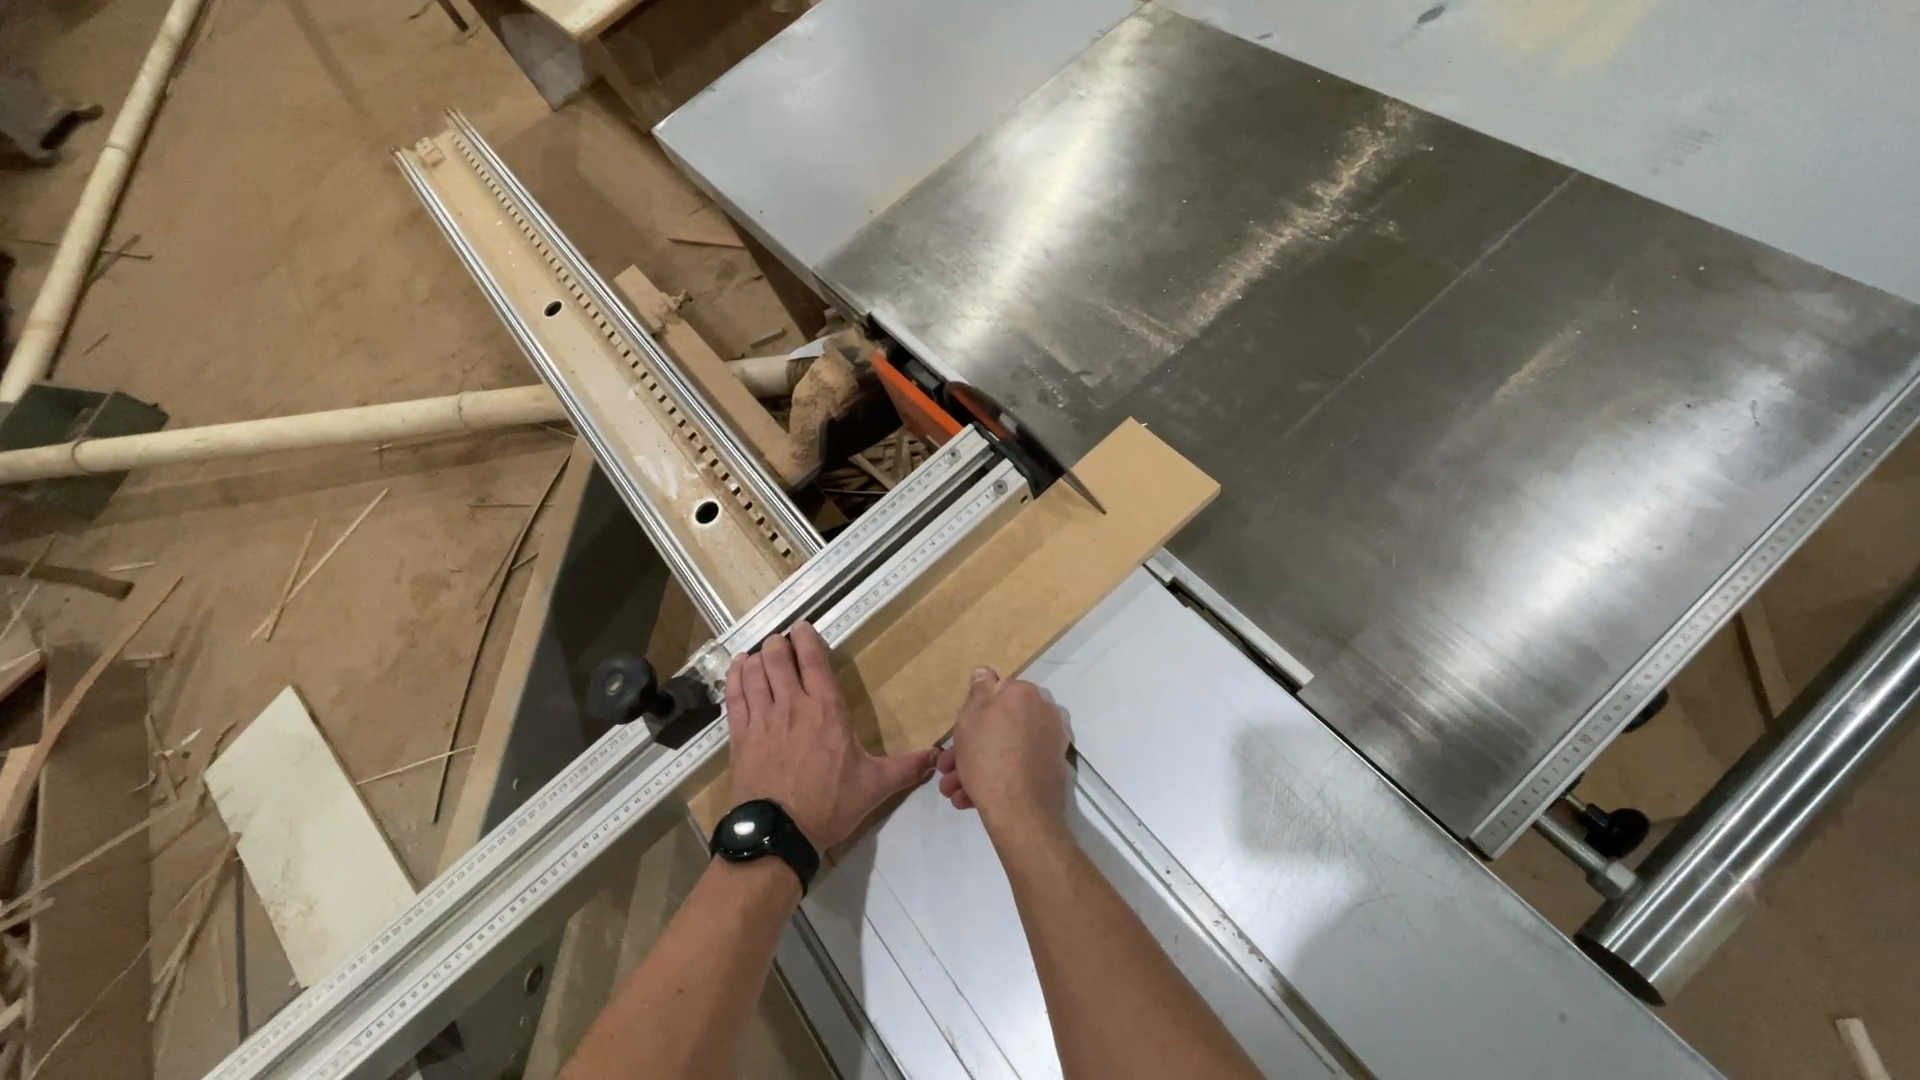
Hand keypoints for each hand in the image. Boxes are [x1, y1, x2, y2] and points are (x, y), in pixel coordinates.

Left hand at [724, 622, 936, 849]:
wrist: (779, 833)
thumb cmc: (830, 805)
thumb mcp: (875, 785)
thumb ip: (906, 767)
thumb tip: (938, 756)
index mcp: (826, 709)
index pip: (814, 660)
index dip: (806, 638)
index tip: (802, 626)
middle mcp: (792, 705)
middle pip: (779, 658)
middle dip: (779, 643)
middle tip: (781, 640)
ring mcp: (762, 718)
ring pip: (755, 672)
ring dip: (758, 656)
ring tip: (761, 651)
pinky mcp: (740, 735)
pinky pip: (735, 695)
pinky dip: (735, 676)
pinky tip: (737, 667)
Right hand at [936, 668, 1071, 838]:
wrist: (1020, 811)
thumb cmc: (987, 758)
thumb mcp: (969, 720)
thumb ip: (977, 693)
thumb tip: (985, 672)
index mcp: (1024, 693)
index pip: (995, 692)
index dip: (972, 713)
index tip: (957, 735)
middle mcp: (1043, 712)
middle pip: (998, 725)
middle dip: (968, 747)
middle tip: (947, 769)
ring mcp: (1049, 741)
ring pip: (1004, 748)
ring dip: (975, 767)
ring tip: (953, 791)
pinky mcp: (1051, 768)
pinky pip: (1017, 764)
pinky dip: (995, 776)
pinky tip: (969, 799)